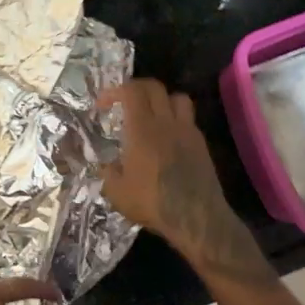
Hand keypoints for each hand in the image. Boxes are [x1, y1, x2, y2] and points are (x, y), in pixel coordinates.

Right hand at [99, 80, 275, 286]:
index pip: (131, 91)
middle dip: (136, 89)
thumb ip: (108, 172)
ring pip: (177, 98)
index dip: (115, 91)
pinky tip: (168, 139)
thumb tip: (107, 165)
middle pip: (155, 87)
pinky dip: (176, 120)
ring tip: (151, 115)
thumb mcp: (116, 192)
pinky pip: (188, 120)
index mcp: (142, 129)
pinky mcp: (201, 145)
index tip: (103, 104)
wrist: (195, 217)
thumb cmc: (152, 202)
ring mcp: (188, 132)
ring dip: (162, 100)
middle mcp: (166, 123)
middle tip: (124, 102)